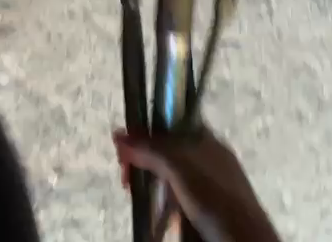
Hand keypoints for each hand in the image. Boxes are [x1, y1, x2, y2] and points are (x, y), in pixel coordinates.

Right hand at [114, 130, 280, 241]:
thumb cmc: (214, 197)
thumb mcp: (178, 167)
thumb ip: (148, 149)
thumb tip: (117, 134)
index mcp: (205, 139)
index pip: (168, 121)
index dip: (144, 129)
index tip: (125, 144)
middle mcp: (205, 158)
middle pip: (164, 149)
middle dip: (141, 159)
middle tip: (126, 174)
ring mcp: (205, 185)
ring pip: (167, 175)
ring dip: (148, 182)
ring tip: (134, 190)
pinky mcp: (203, 209)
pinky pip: (174, 197)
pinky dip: (160, 202)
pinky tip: (152, 209)